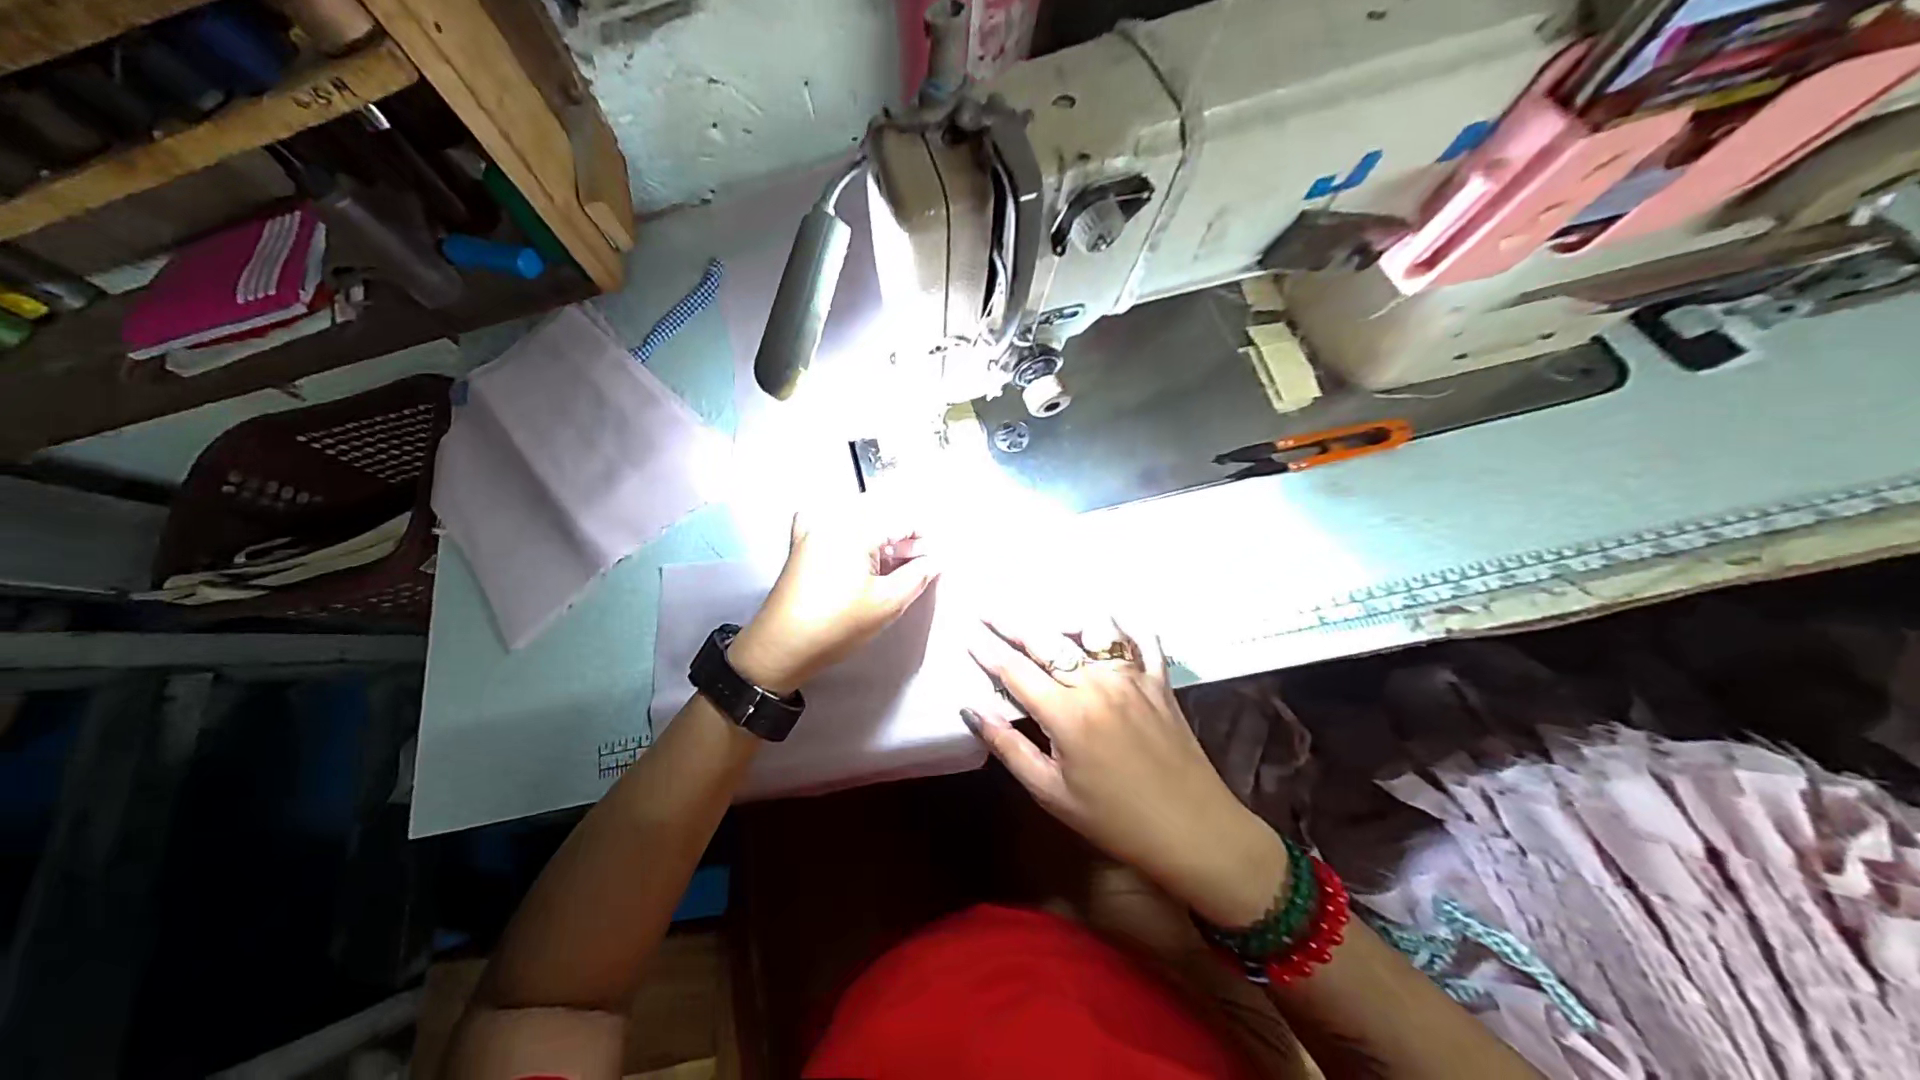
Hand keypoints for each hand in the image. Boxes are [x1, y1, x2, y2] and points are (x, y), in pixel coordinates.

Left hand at [728, 506, 938, 694]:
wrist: (780, 646)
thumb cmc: (836, 626)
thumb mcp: (887, 604)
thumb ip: (919, 575)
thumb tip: (937, 559)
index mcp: (855, 528)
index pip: (903, 515)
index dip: (927, 534)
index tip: (939, 555)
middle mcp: (833, 518)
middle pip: (882, 507)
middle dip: (906, 529)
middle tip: (920, 559)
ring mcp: (814, 527)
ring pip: (859, 512)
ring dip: (883, 529)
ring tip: (895, 561)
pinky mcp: (802, 541)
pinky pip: (834, 520)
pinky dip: (853, 527)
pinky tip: (860, 548)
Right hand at [964, 615, 1286, 928]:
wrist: (1194, 830)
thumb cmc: (1114, 820)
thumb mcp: (1051, 792)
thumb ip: (1009, 746)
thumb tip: (972, 711)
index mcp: (1066, 712)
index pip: (1015, 671)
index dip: (987, 651)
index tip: (968, 634)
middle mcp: (1097, 682)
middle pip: (1047, 641)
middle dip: (1012, 622)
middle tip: (989, 608)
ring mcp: (1132, 677)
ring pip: (1092, 631)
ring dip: (1063, 618)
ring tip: (1043, 612)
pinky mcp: (1160, 682)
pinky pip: (1141, 639)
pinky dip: (1124, 624)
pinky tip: (1111, 616)